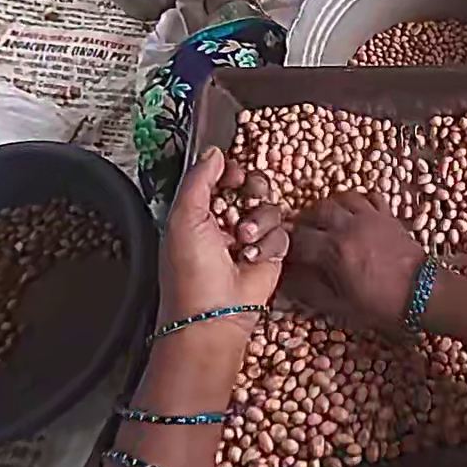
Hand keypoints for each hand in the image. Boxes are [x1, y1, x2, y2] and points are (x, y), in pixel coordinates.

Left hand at [160, 147, 287, 328]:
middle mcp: (227, 223)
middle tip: (249, 196)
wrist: (213, 313)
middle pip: (254, 187)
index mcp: (201, 212)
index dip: (232, 172)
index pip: (223, 178)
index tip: (233, 176)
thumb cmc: (190, 272)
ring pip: (271, 208)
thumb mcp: (184, 217)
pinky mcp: (271, 254)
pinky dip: (269, 243)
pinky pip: (282, 233)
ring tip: (244, 239)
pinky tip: (252, 258)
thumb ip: (199, 179)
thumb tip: (214, 153)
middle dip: (254, 189)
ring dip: (260, 221)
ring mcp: (251, 239)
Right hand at [285, 192, 426, 333]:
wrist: (422, 294)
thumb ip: (310, 289)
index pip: (299, 239)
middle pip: (317, 210)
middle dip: (305, 220)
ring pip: (342, 197)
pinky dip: (359, 201)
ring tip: (326, 221)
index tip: (286, 254)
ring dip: (330, 206)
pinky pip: (370, 197)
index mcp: (335, 250)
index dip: (287, 246)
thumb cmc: (380, 305)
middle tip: (303, 234)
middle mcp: (350, 227)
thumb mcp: (339, 306)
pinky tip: (355, 215)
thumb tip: (287, 278)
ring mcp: (371, 217)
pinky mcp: (388, 215)